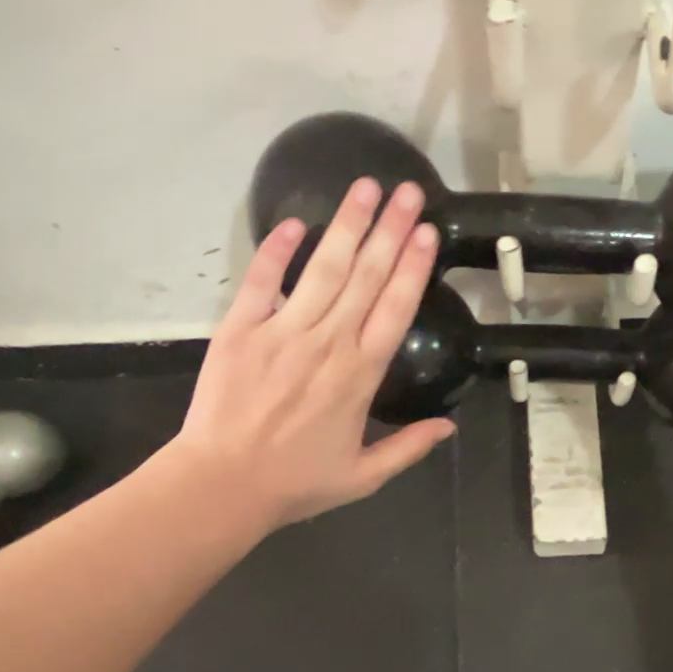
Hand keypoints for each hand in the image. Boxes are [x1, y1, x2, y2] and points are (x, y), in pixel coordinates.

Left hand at [166, 178, 452, 538]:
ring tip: (366, 188)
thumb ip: (408, 448)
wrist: (224, 483)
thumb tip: (449, 427)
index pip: (395, 308)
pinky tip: (296, 222)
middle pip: (366, 276)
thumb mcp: (364, 476)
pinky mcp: (241, 328)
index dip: (414, 267)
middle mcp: (328, 343)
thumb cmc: (297, 482)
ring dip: (347, 225)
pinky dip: (277, 249)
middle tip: (408, 191)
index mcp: (360, 375)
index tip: (427, 232)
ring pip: (322, 268)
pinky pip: (262, 280)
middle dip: (390, 230)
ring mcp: (282, 330)